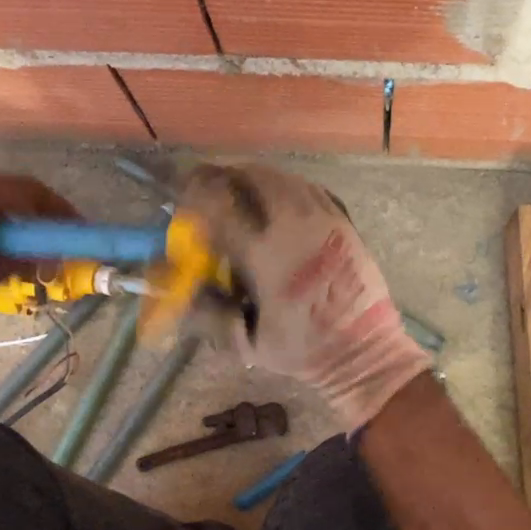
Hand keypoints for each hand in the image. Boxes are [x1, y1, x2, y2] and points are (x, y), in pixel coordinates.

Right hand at [180, 163, 428, 429]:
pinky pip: (309, 189)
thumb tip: (165, 281)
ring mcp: (326, 221)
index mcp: (268, 256)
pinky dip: (286, 188)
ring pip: (283, 177)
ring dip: (254, 180)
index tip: (182, 205)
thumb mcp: (246, 344)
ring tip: (239, 196)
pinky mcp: (346, 224)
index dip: (194, 195)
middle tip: (209, 193)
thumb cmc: (304, 353)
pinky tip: (277, 207)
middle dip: (224, 179)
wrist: (365, 353)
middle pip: (252, 176)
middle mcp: (297, 227)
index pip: (220, 204)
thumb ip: (205, 311)